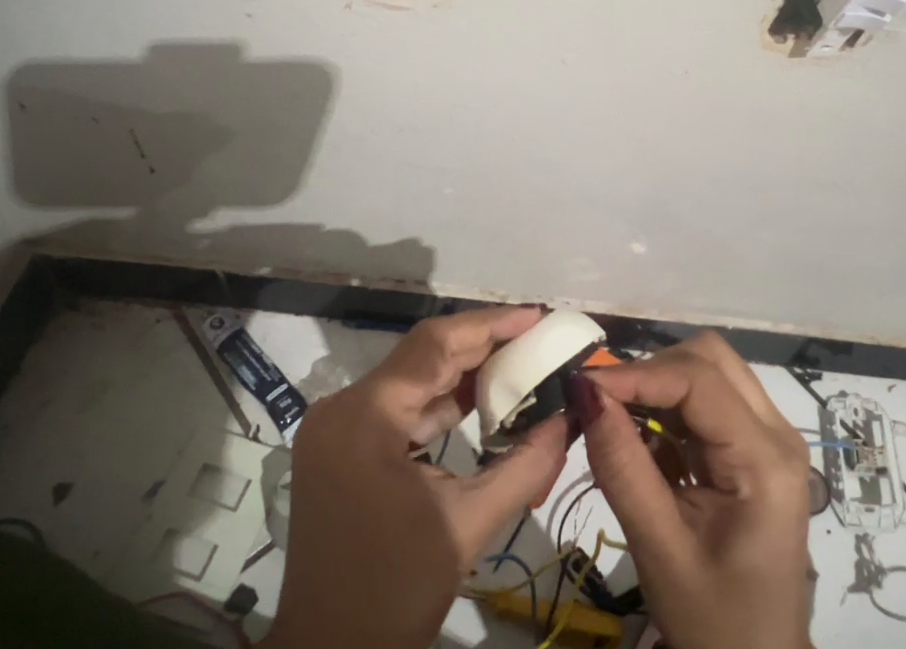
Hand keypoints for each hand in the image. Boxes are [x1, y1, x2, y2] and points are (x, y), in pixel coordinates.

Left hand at [265, 307, 567, 648]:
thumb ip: (524, 464)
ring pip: (410, 383)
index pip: (435, 345)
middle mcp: (342, 409)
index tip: (538, 317)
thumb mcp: (469, 523)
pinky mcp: (340, 451)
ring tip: (521, 366)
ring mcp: (336, 430)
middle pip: (421, 358)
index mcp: (365, 416)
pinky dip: (439, 406)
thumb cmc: (395, 588)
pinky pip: (397, 412)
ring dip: (462, 376)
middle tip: (538, 341)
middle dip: (482, 347)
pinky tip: (482, 405)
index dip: (490, 325)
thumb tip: (569, 419)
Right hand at [579, 332, 814, 648]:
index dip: (638, 373)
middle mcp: (777, 434)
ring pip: (710, 372)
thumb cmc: (712, 616)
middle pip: (711, 359)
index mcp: (765, 460)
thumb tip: (585, 393)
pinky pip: (708, 401)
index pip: (700, 381)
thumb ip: (622, 466)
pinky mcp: (754, 448)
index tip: (582, 386)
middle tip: (602, 403)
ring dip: (658, 385)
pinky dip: (668, 407)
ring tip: (617, 422)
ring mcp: (770, 438)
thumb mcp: (658, 546)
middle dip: (651, 370)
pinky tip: (643, 441)